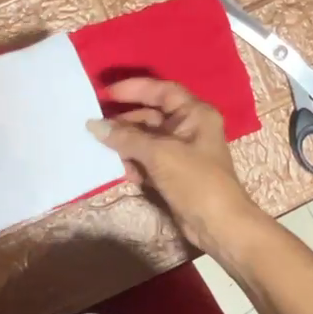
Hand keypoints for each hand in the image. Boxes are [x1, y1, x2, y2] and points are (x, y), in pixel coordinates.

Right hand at [87, 77, 262, 252]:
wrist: (218, 224)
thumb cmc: (195, 181)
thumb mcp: (159, 154)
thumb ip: (126, 137)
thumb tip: (94, 125)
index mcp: (195, 114)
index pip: (161, 91)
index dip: (133, 89)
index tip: (105, 93)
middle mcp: (189, 128)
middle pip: (151, 116)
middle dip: (125, 122)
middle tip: (96, 126)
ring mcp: (182, 153)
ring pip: (147, 140)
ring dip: (127, 145)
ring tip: (104, 151)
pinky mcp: (175, 174)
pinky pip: (149, 161)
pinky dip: (135, 164)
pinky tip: (123, 172)